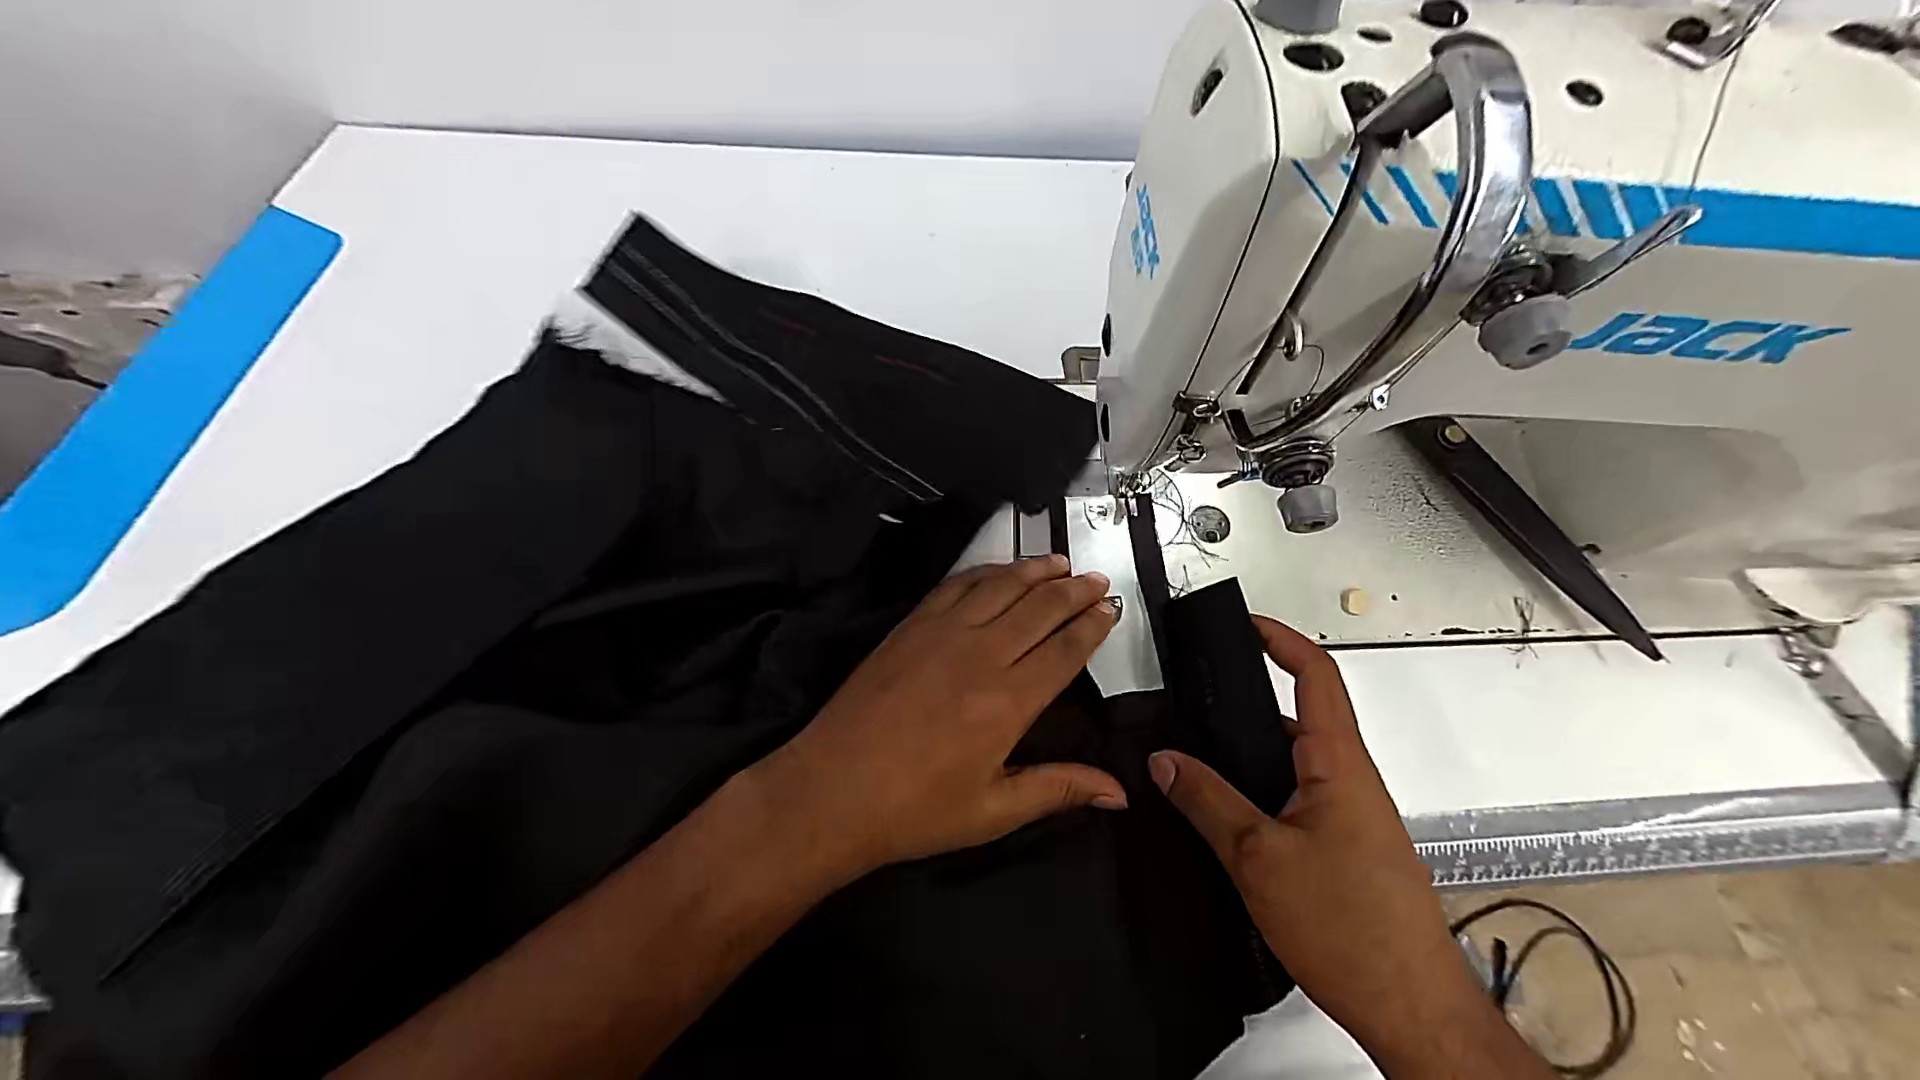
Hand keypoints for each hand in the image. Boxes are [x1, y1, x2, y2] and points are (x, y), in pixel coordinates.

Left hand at [748, 556, 1124, 880]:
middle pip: (1039, 607)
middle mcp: (980, 655)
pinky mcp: (909, 626)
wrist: (831, 789)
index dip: (1093, 625)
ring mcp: (941, 633)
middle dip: (1074, 590)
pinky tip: (997, 570)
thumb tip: (1119, 794)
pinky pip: (955, 585)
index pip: (1065, 649)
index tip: (1111, 608)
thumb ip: (1059, 789)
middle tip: (1096, 580)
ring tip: (1059, 562)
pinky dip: (984, 571)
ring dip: (1034, 570)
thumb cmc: (914, 810)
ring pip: (1000, 586)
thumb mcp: (993, 811)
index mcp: (1008, 702)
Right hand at [1148, 616, 1502, 1071]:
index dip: (1281, 640)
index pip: (1317, 676)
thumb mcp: (1258, 857)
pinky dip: (1255, 786)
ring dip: (1245, 751)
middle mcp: (1349, 780)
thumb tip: (1165, 760)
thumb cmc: (1352, 933)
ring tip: (1193, 756)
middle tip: (1195, 696)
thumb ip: (1206, 800)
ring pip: (1290, 759)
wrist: (1414, 1014)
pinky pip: (1293, 794)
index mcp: (1340, 765)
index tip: (1244, 622)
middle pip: (1297, 714)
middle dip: (1244, 699)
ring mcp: (1348, 814)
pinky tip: (1222, 811)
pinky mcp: (1342, 844)